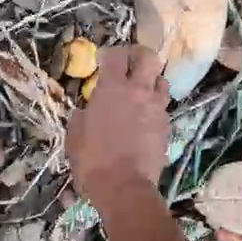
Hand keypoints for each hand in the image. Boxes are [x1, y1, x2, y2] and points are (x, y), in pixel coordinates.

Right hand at [67, 44, 169, 207]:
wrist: (124, 187)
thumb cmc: (92, 161)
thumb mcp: (75, 137)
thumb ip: (82, 117)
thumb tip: (86, 111)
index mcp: (112, 89)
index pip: (116, 55)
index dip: (110, 53)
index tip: (104, 60)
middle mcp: (138, 92)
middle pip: (149, 58)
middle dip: (140, 56)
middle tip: (130, 63)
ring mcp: (157, 108)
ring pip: (162, 81)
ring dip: (152, 81)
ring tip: (142, 90)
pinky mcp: (167, 127)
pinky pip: (164, 107)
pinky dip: (156, 106)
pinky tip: (146, 117)